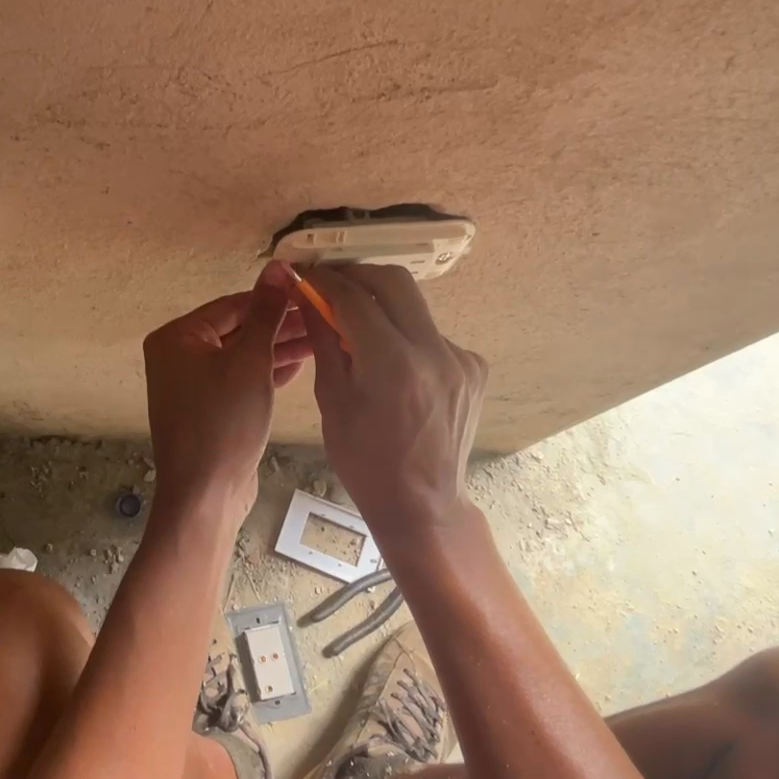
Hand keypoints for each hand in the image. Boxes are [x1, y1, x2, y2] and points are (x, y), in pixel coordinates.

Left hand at [143, 262, 311, 526]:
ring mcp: (191, 384)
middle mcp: (177, 356)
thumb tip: (277, 267)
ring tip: (321, 338)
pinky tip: (299, 362)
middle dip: (279, 325)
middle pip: (236, 329)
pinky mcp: (209, 407)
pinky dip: (265, 372)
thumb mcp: (250, 361)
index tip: (311, 291)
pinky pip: (239, 379)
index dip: (273, 298)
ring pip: (241, 355)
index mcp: (176, 337)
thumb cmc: (224, 422)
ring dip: (277, 348)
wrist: (206, 493)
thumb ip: (266, 313)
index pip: (232, 305)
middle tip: (322, 316)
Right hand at [292, 263, 488, 531]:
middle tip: (330, 283)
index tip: (304, 276)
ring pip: (414, 307)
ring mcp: (460, 358)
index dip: (324, 280)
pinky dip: (404, 336)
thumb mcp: (332, 400)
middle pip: (394, 281)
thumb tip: (306, 296)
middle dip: (357, 275)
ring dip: (381, 305)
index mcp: (391, 363)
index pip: (353, 297)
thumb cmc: (364, 460)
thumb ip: (324, 340)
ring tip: (356, 326)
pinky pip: (431, 334)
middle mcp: (433, 351)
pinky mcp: (474, 367)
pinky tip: (390, 362)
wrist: (422, 504)